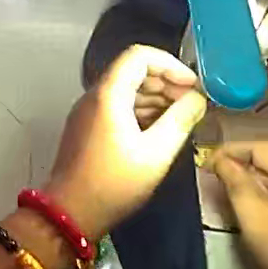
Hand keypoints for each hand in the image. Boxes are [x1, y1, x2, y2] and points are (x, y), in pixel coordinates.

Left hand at [44, 45, 207, 242]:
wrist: (70, 212)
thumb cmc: (114, 183)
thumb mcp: (156, 153)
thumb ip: (180, 120)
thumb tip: (197, 100)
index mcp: (109, 94)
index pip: (140, 56)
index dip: (170, 64)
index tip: (191, 85)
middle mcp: (94, 95)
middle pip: (132, 70)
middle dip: (165, 82)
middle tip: (191, 103)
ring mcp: (88, 111)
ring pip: (125, 88)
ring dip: (154, 97)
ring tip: (180, 118)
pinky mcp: (87, 126)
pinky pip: (116, 105)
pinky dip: (140, 110)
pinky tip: (159, 129)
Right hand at [211, 140, 267, 268]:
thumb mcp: (259, 224)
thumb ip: (238, 187)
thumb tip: (220, 160)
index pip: (262, 146)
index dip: (231, 151)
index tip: (204, 164)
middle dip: (244, 164)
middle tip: (214, 179)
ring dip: (258, 180)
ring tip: (231, 194)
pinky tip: (260, 210)